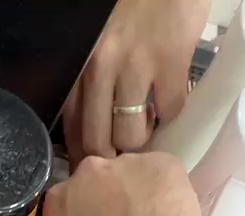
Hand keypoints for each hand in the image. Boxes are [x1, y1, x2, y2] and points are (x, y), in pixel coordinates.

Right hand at [45, 152, 218, 215]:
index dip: (80, 213)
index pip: (63, 200)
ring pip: (129, 173)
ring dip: (135, 191)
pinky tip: (170, 212)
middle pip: (95, 178)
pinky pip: (158, 172)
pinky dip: (163, 188)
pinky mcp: (159, 160)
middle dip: (106, 195)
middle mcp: (87, 173)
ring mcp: (124, 163)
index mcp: (59, 202)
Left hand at [64, 0, 211, 163]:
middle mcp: (100, 71)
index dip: (84, 158)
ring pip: (131, 137)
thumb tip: (97, 127)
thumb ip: (92, 82)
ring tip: (148, 127)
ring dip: (142, 140)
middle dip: (112, 159)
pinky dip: (172, 114)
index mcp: (81, 69)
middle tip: (125, 158)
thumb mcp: (98, 46)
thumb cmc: (132, 8)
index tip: (95, 170)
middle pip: (97, 144)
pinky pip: (169, 110)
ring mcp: (135, 67)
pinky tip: (170, 100)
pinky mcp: (170, 61)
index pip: (73, 131)